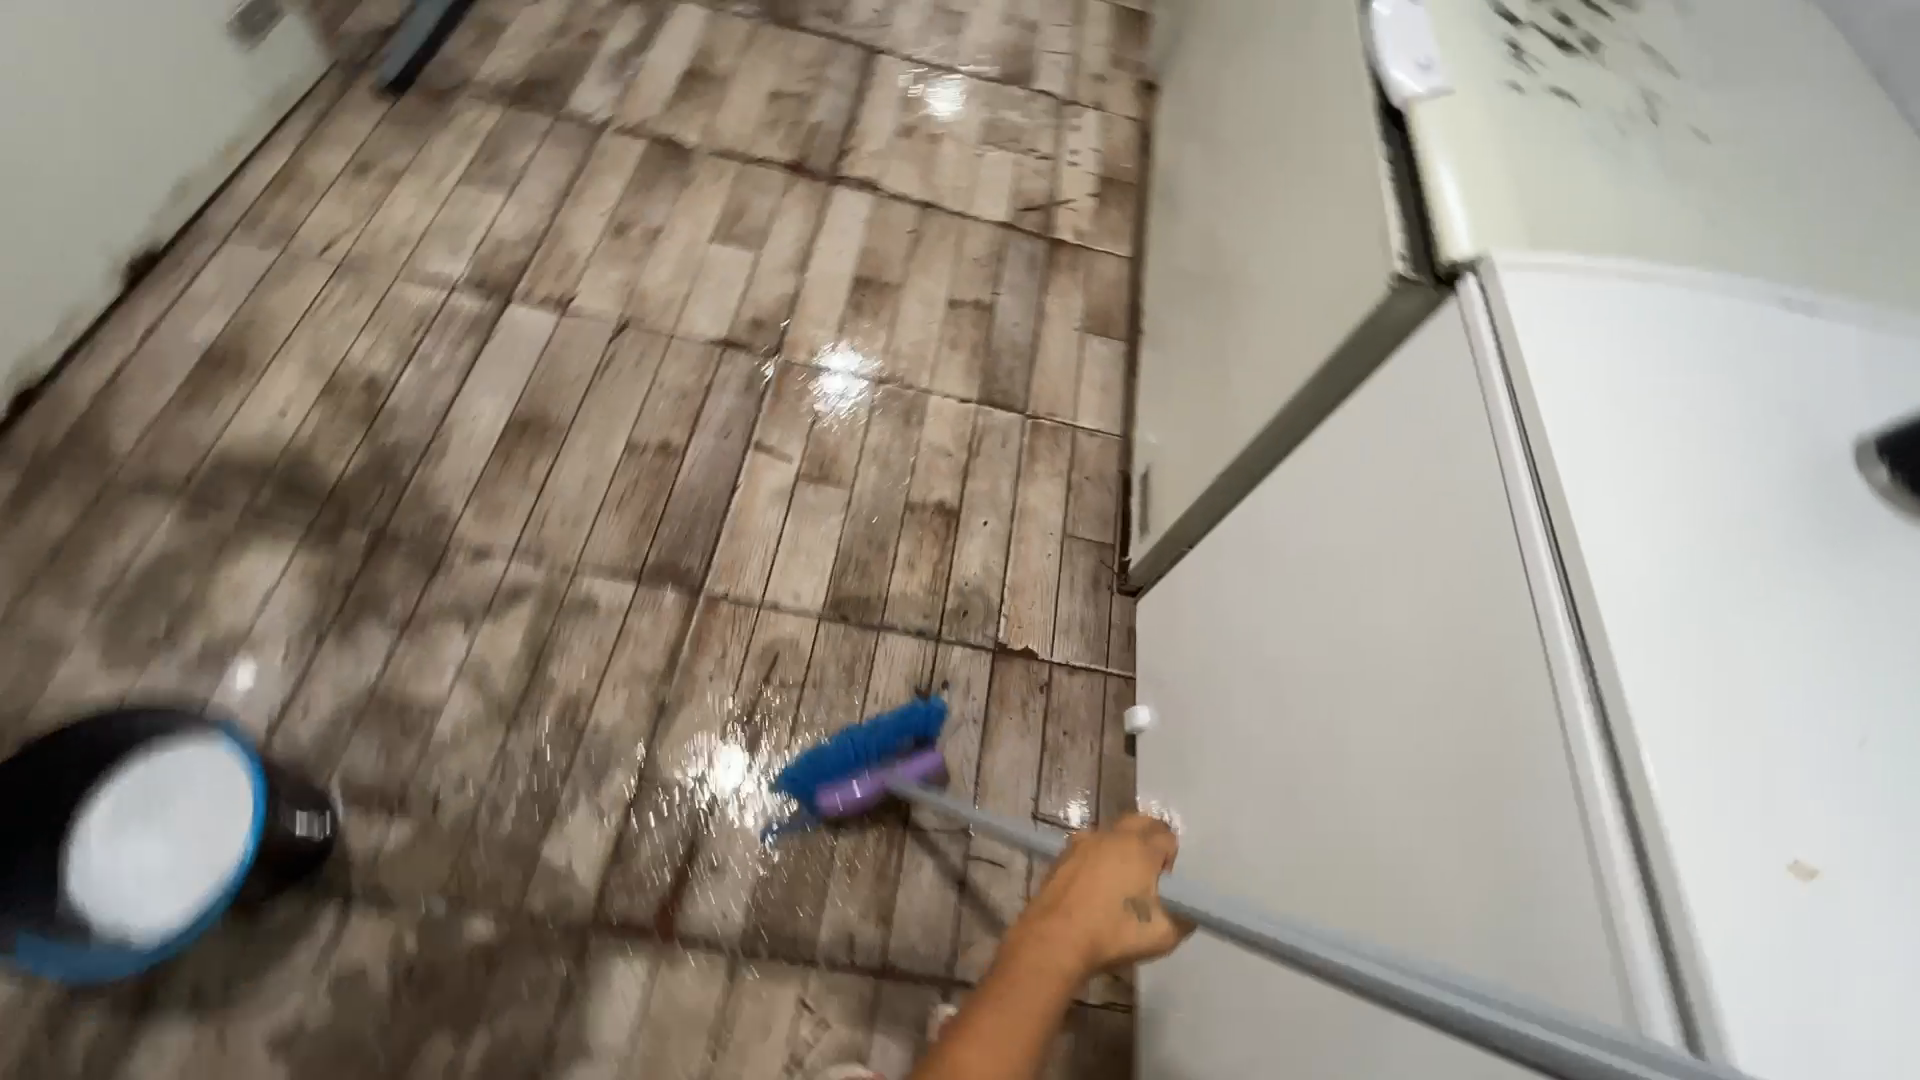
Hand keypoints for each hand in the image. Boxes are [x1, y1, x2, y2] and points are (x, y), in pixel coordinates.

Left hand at [1007, 814, 1194, 980]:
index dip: (1171, 859)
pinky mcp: (1063, 853)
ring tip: (1120, 880)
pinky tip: (1094, 884)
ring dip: (1121, 846)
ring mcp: (1084, 841)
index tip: (1166, 884)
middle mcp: (1112, 835)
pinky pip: (1089, 845)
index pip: (1167, 837)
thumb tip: (1187, 907)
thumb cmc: (1114, 934)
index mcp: (1140, 847)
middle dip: (1150, 840)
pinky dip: (1097, 856)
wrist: (1056, 938)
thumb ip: (1185, 916)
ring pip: (1111, 832)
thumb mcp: (1165, 935)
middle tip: (1148, 874)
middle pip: (1139, 822)